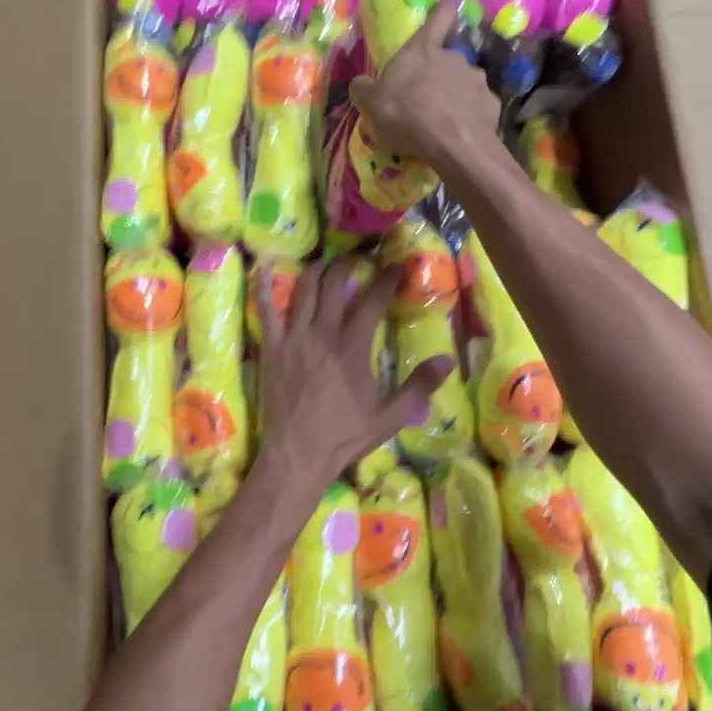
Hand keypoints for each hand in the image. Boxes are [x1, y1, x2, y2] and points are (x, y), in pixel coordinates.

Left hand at [255, 258, 452, 489]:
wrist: (297, 454)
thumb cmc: (344, 436)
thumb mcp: (390, 416)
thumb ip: (419, 386)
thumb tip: (447, 360)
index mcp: (353, 348)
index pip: (373, 300)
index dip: (386, 278)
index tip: (395, 264)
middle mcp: (323, 334)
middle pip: (335, 284)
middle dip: (349, 263)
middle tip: (359, 256)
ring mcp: (294, 338)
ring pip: (304, 289)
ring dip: (317, 268)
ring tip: (327, 261)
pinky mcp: (272, 347)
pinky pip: (266, 309)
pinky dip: (264, 284)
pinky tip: (264, 264)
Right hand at [348, 2, 502, 167]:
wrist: (455, 145)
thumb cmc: (408, 116)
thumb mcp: (371, 104)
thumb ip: (364, 90)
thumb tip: (360, 84)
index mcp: (424, 50)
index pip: (441, 14)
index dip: (442, 12)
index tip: (440, 18)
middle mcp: (454, 57)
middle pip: (448, 56)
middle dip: (438, 73)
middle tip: (424, 99)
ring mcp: (476, 80)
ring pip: (464, 82)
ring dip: (455, 96)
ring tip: (442, 121)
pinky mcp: (491, 104)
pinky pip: (477, 106)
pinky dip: (469, 116)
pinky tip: (459, 133)